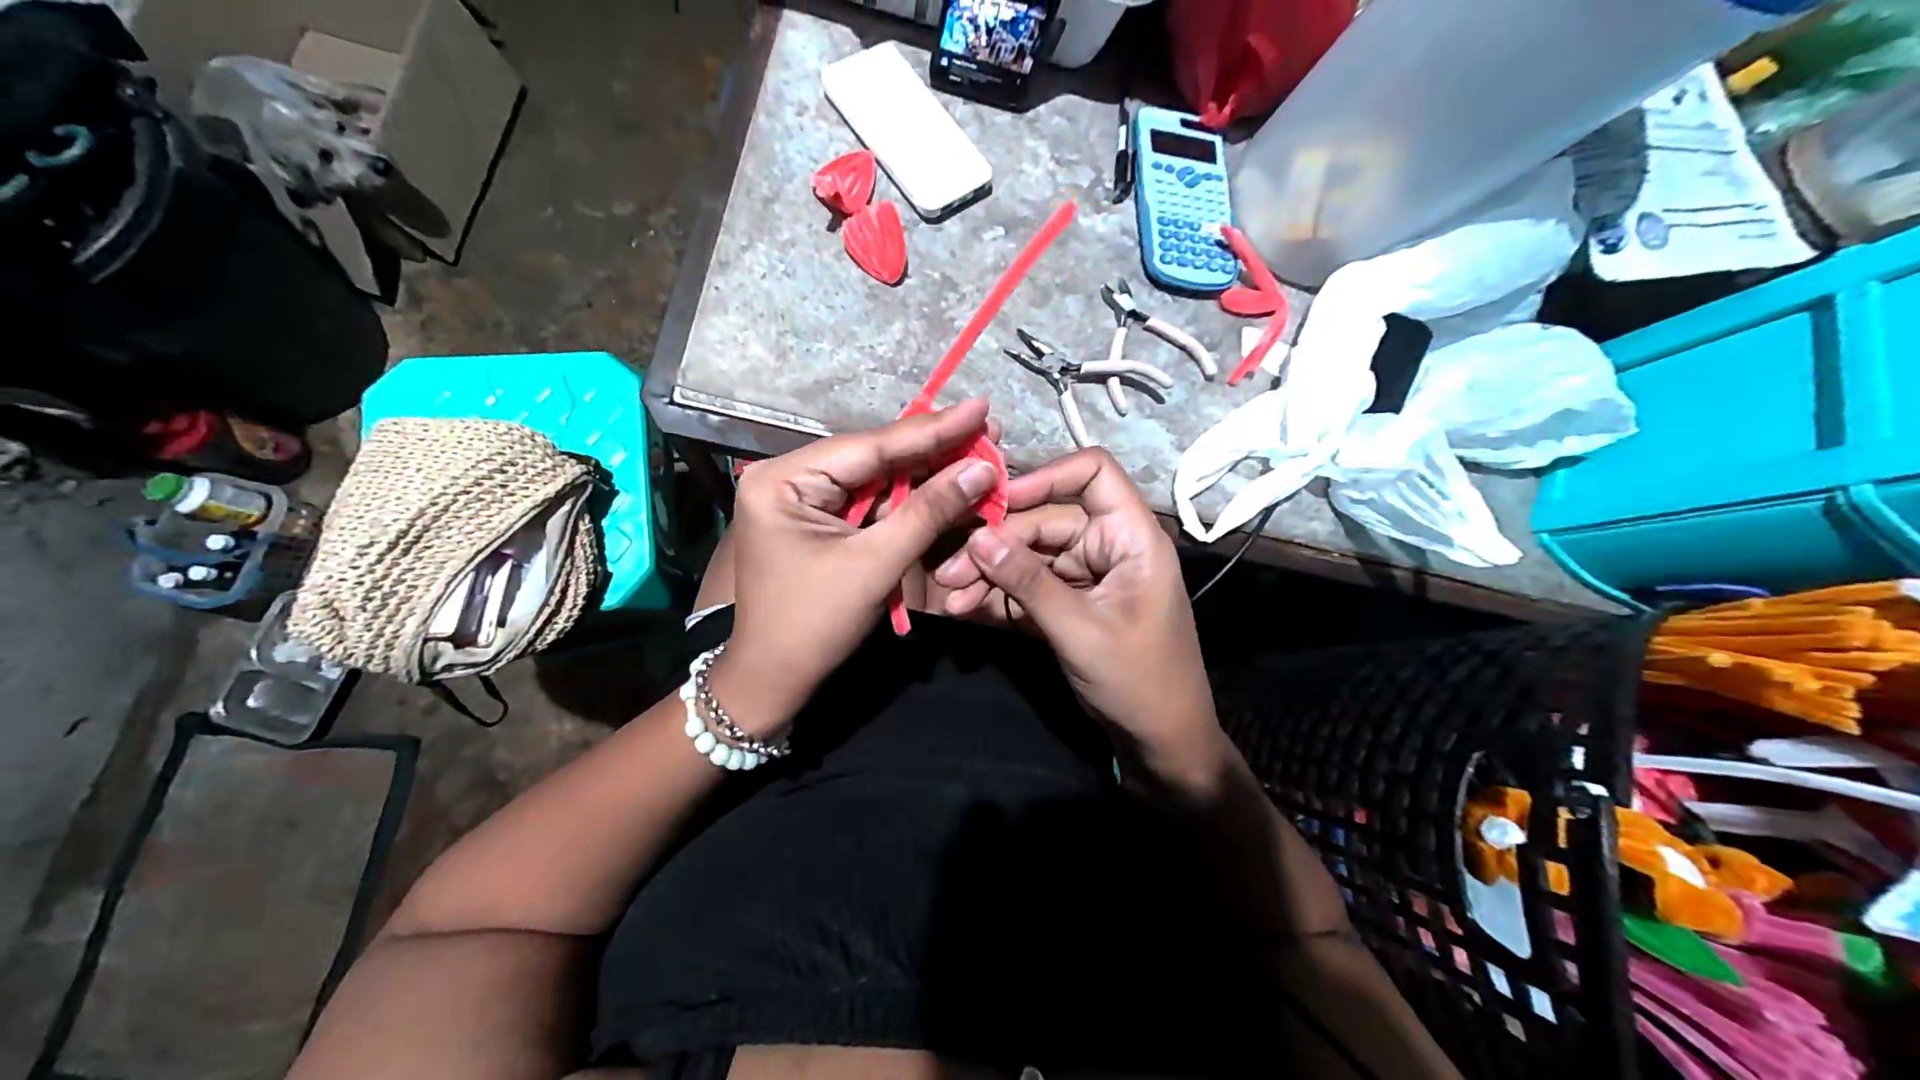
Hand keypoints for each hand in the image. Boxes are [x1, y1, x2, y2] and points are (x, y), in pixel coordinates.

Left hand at [714, 400, 999, 733]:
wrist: (774, 679)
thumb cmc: (815, 624)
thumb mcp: (875, 564)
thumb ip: (929, 511)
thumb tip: (982, 470)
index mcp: (783, 480)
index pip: (870, 446)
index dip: (932, 430)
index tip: (980, 407)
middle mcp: (788, 477)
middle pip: (874, 457)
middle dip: (933, 449)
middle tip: (988, 430)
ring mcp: (802, 498)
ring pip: (877, 477)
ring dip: (926, 472)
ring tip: (978, 450)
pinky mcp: (818, 520)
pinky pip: (871, 502)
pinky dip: (909, 499)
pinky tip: (947, 482)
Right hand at [932, 449, 1230, 790]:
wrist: (1161, 742)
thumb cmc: (1138, 681)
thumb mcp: (1079, 629)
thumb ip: (1028, 582)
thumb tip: (977, 539)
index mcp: (1131, 537)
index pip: (1094, 473)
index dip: (1046, 476)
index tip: (998, 501)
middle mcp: (1108, 546)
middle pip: (1045, 522)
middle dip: (997, 546)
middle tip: (951, 573)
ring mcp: (1087, 576)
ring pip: (1030, 557)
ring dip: (990, 574)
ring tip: (951, 597)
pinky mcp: (1070, 603)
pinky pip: (1029, 587)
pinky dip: (1000, 597)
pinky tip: (965, 609)